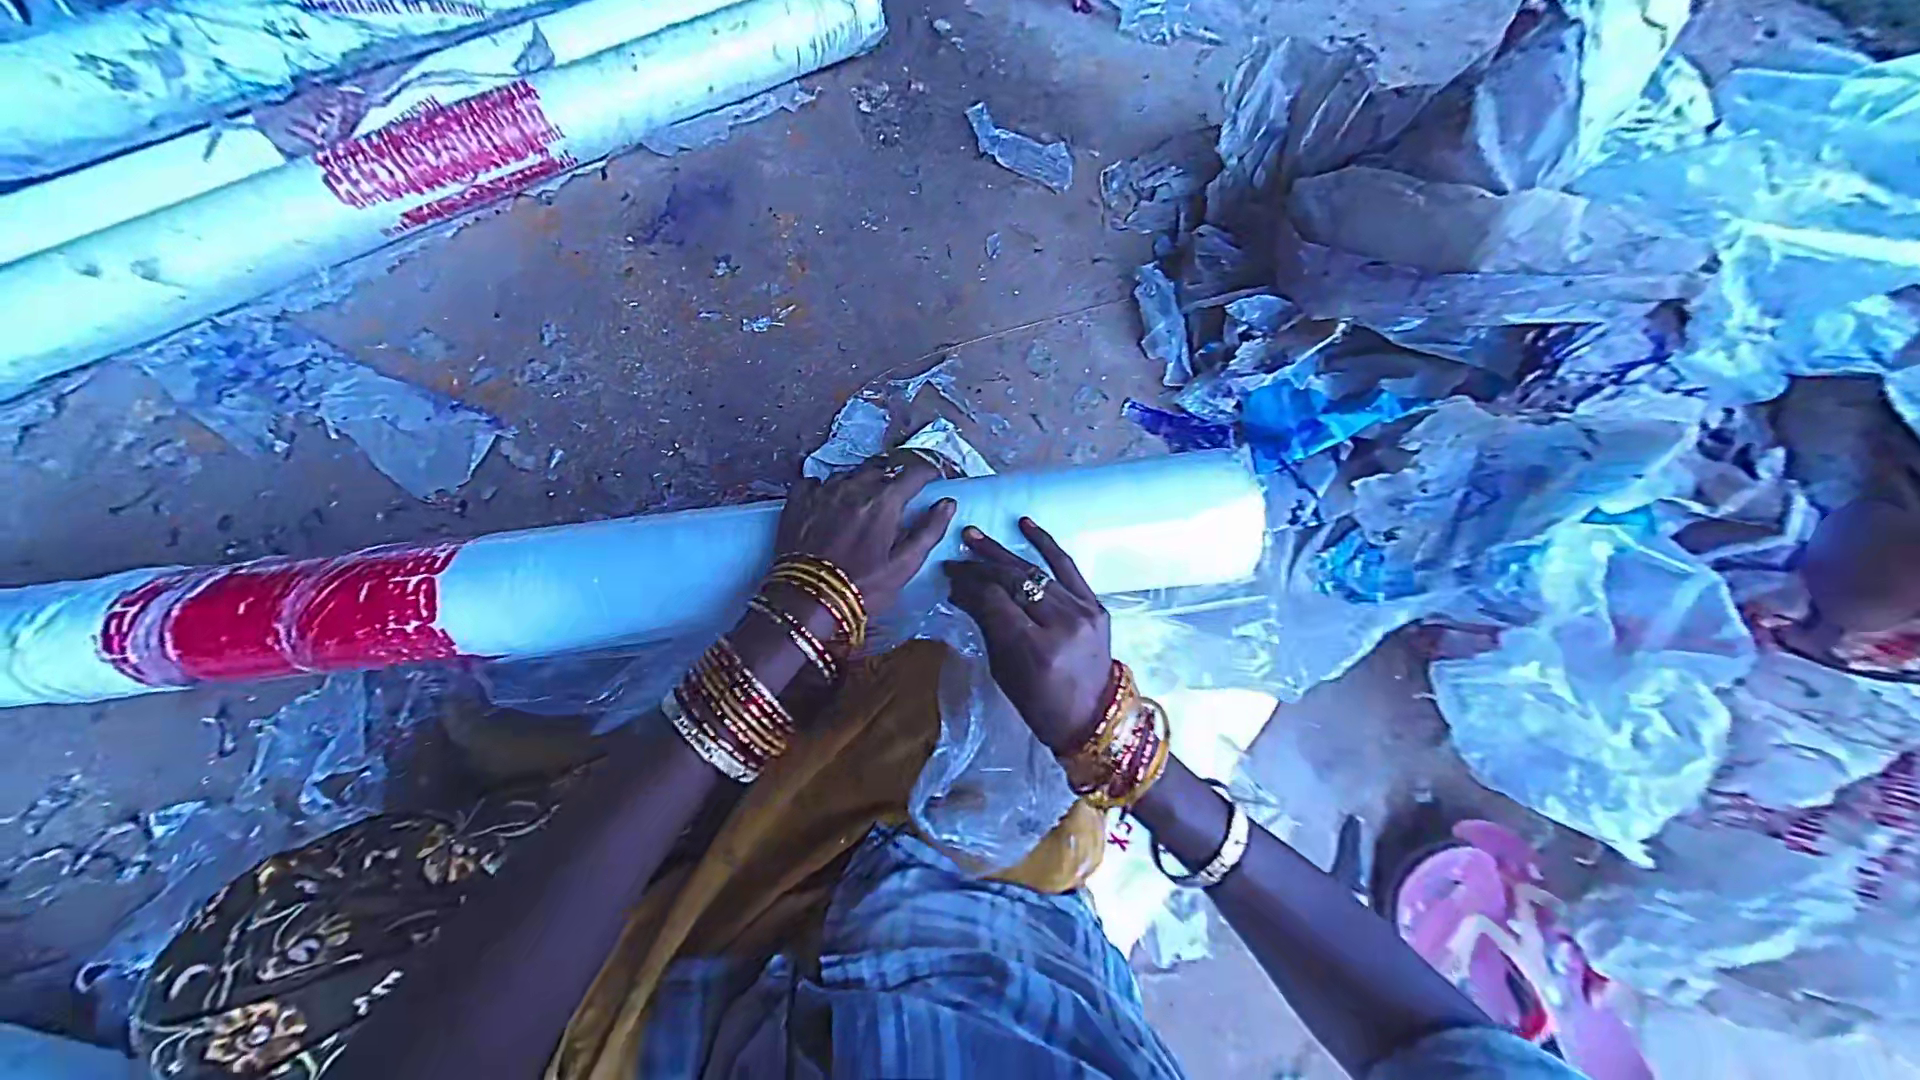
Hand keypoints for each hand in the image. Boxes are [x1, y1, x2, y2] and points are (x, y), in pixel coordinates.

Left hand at [775, 453, 956, 621]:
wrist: (807, 602)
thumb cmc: (863, 587)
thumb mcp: (904, 565)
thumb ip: (928, 531)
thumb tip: (947, 503)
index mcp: (884, 501)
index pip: (913, 473)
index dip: (927, 473)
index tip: (933, 479)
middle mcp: (854, 487)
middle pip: (881, 468)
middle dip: (894, 477)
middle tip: (899, 494)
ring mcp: (823, 491)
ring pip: (850, 474)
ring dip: (862, 482)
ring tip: (864, 500)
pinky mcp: (798, 501)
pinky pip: (816, 482)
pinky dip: (827, 487)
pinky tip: (829, 502)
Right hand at [943, 518, 1111, 752]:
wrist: (1095, 718)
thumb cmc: (1041, 704)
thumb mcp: (1005, 672)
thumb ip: (987, 627)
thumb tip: (960, 591)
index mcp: (1034, 649)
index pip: (994, 601)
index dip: (969, 585)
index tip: (951, 577)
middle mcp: (1061, 624)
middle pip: (1013, 582)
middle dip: (980, 566)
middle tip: (955, 557)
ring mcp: (1083, 612)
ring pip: (1035, 571)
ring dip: (1002, 553)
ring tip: (975, 538)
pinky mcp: (1096, 606)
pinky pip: (1068, 567)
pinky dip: (1046, 544)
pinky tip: (1025, 525)